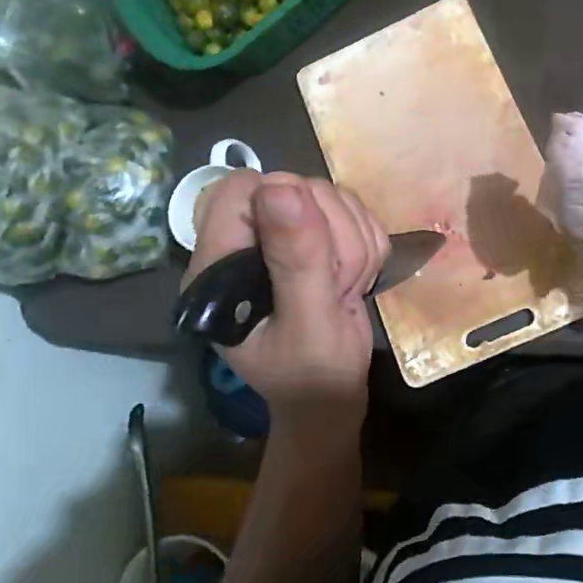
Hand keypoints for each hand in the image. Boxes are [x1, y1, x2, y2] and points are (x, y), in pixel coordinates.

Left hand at [183, 170, 389, 423]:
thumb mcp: (307, 325)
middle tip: (334, 283)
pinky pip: (350, 209)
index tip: (316, 249)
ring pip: (325, 194)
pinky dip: (365, 242)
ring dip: (352, 240)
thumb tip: (280, 188)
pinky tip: (353, 279)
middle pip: (288, 185)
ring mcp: (277, 237)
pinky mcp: (310, 237)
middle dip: (328, 230)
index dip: (284, 207)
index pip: (239, 191)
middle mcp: (240, 242)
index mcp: (217, 264)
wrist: (331, 397)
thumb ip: (295, 260)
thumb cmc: (312, 375)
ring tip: (342, 288)